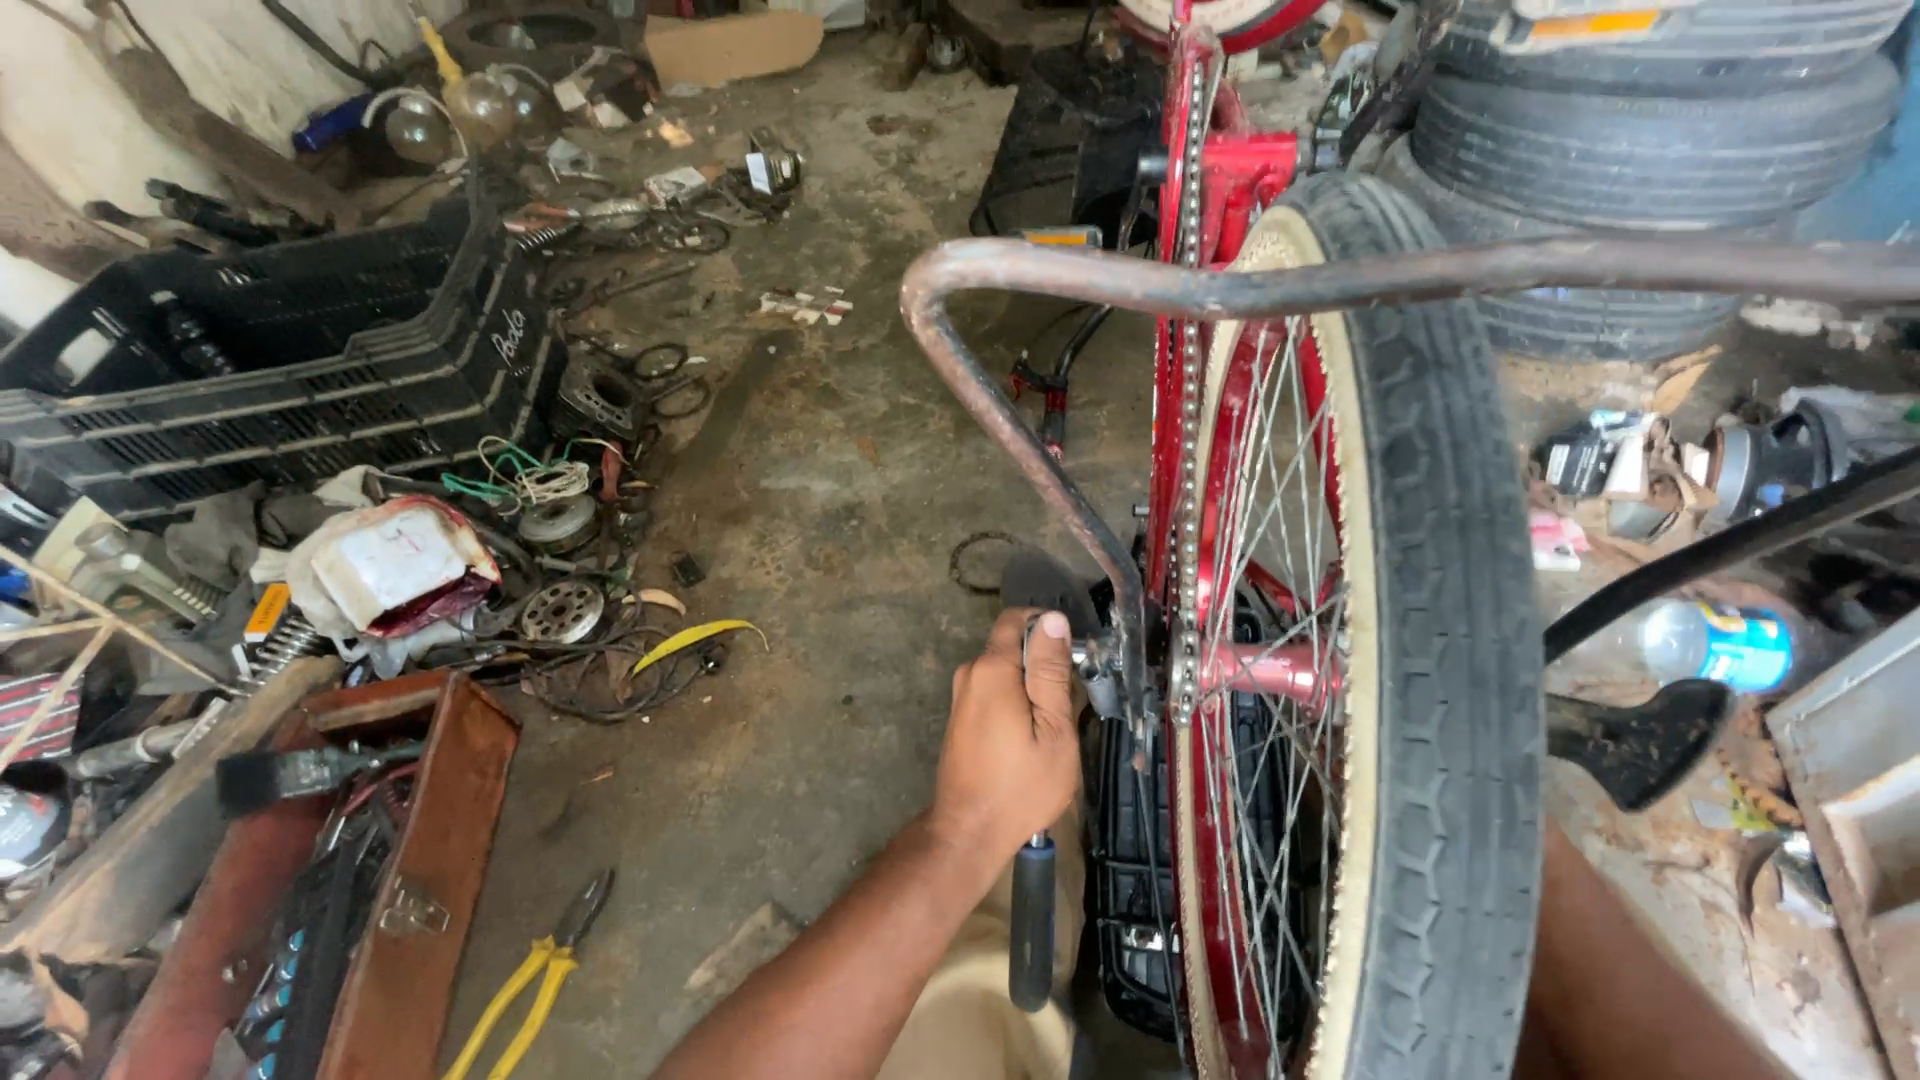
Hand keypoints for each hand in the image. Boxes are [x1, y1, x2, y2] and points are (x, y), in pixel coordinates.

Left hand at [928, 607, 1078, 868]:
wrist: (970, 831)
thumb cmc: (1021, 785)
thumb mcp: (1053, 729)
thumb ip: (1051, 671)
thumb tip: (1053, 620)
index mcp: (991, 669)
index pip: (1017, 619)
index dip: (1048, 627)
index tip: (1074, 656)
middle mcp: (970, 674)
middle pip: (1011, 645)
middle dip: (1043, 661)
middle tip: (1069, 701)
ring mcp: (962, 696)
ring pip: (1004, 670)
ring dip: (1030, 686)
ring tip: (1053, 725)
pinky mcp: (961, 717)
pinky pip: (994, 691)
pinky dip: (1015, 701)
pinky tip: (1030, 736)